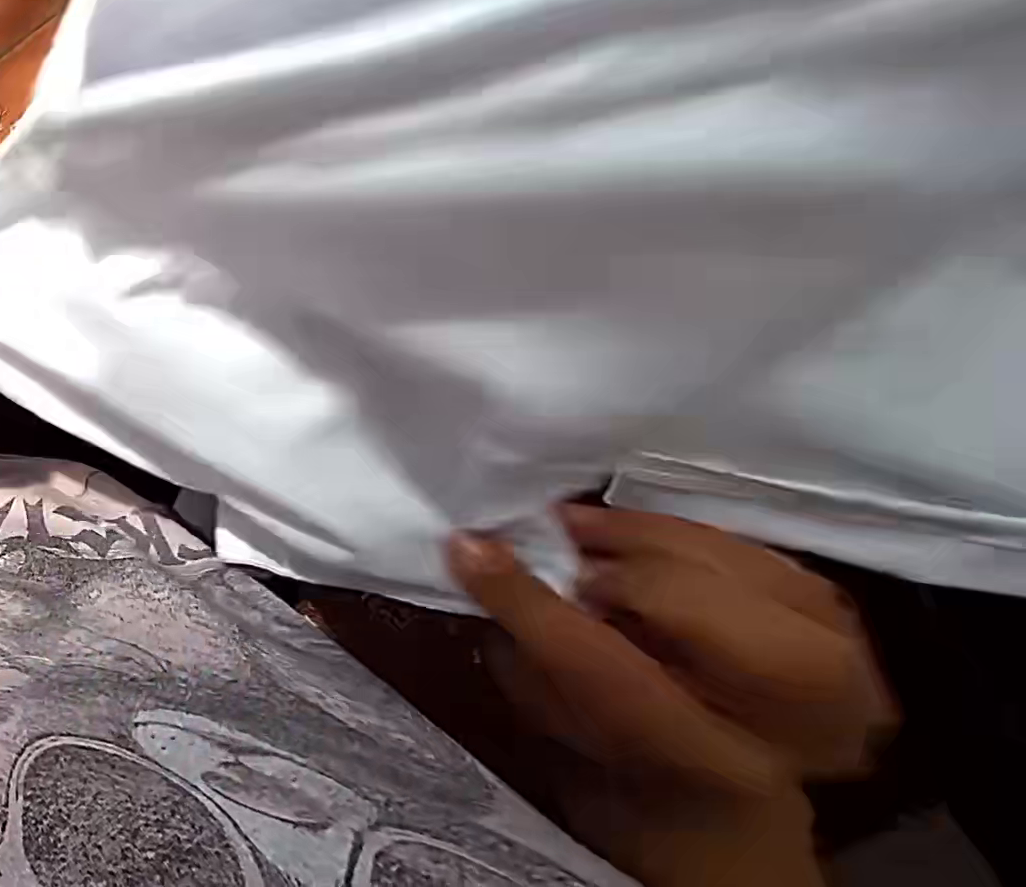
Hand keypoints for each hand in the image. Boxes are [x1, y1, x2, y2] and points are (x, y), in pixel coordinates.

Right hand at [447, 506, 895, 885]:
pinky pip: (770, 558)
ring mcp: (841, 680)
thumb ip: (517, 629)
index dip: (530, 601)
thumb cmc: (601, 734)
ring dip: (659, 541)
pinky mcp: (840, 628)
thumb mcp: (542, 698)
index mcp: (694, 762)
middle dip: (634, 576)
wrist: (704, 779)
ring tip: (588, 528)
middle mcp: (791, 732)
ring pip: (763, 582)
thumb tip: (472, 547)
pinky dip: (693, 535)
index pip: (609, 672)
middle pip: (726, 635)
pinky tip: (636, 533)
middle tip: (561, 551)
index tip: (466, 545)